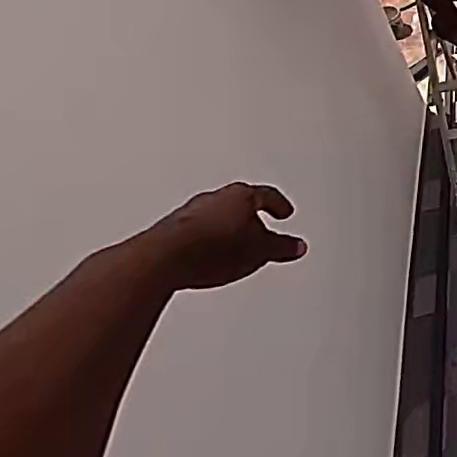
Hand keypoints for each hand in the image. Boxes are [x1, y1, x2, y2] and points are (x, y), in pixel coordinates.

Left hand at [132, 183, 304, 290]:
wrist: (161, 261)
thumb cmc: (211, 247)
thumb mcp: (262, 250)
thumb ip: (282, 246)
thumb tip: (296, 247)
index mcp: (241, 195)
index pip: (267, 195)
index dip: (279, 205)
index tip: (283, 212)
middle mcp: (213, 199)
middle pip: (238, 205)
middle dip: (250, 220)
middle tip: (259, 232)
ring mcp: (186, 214)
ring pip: (213, 218)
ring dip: (225, 232)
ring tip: (232, 250)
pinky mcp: (165, 233)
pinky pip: (192, 234)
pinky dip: (203, 243)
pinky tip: (206, 259)